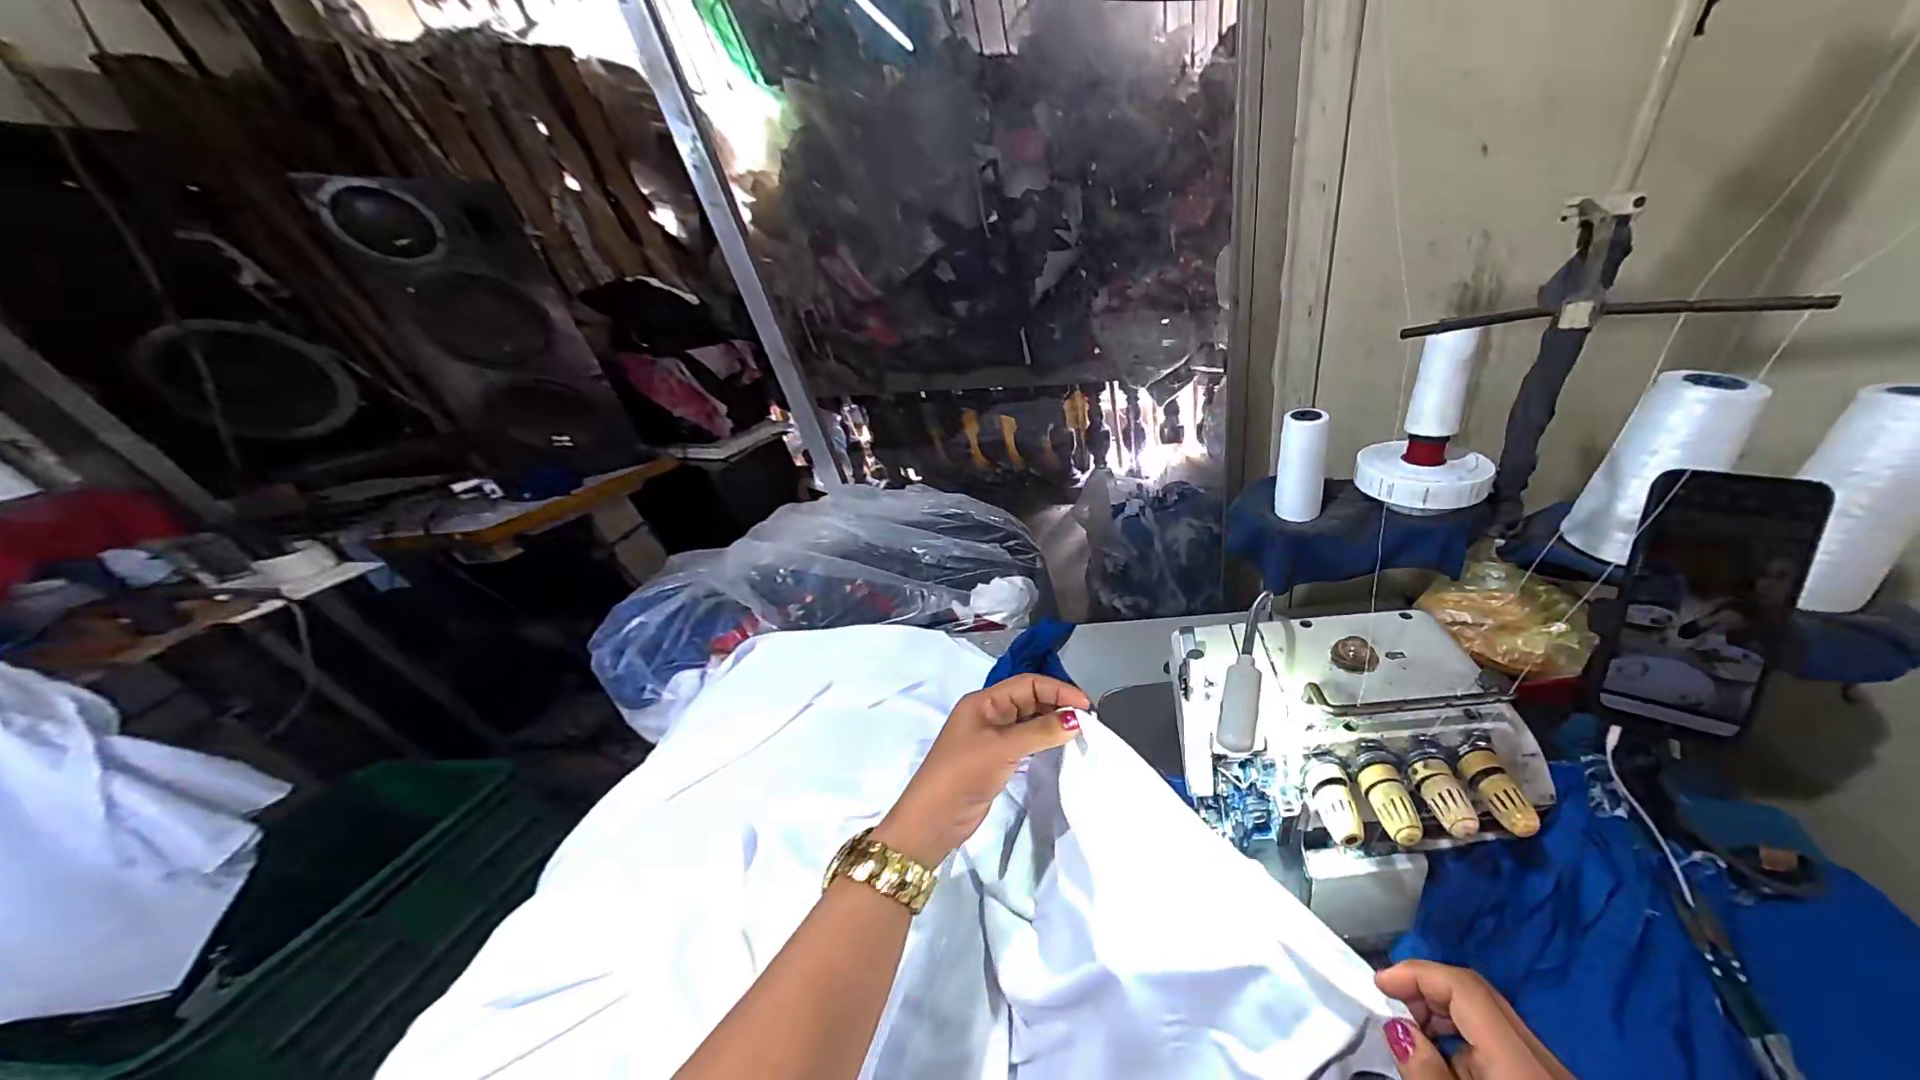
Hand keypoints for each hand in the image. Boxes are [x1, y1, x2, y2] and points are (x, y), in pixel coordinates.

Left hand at [871, 675, 1090, 865]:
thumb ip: (1040, 731)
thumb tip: (1076, 719)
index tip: (1086, 705)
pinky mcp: (996, 759)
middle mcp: (988, 713)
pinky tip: (1061, 747)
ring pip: (1029, 720)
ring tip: (1080, 733)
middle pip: (1029, 699)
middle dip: (1058, 704)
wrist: (933, 819)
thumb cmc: (963, 774)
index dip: (1058, 690)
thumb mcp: (1002, 748)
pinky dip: (1044, 740)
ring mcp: (991, 737)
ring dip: (1053, 723)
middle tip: (1089, 721)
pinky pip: (1026, 740)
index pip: (1027, 683)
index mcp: (983, 701)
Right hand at [1376, 960, 1574, 1079]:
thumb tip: (1396, 1027)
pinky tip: (1444, 1057)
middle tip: (1390, 1002)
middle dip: (1425, 987)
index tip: (1379, 982)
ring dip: (1442, 1011)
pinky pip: (1501, 1039)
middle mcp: (1542, 1057)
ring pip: (1489, 1015)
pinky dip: (1464, 1035)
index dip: (1416, 972)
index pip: (1464, 986)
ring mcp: (1551, 1070)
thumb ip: (1425, 1070)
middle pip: (1477, 993)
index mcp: (1520, 1061)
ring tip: (1411, 1032)